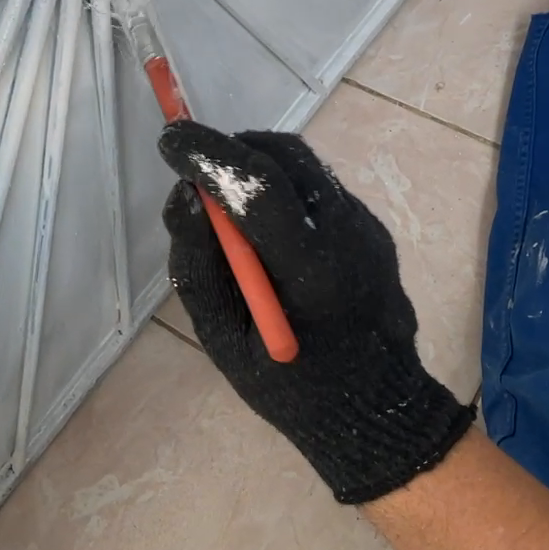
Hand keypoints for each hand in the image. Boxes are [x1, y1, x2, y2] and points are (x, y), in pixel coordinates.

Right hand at [158, 120, 471, 503]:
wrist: (378, 409)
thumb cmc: (291, 388)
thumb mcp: (223, 341)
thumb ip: (198, 267)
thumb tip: (185, 196)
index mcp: (310, 271)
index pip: (256, 187)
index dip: (208, 155)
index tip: (170, 140)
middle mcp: (347, 234)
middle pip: (284, 156)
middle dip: (230, 149)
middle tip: (195, 168)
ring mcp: (366, 227)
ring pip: (304, 163)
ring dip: (257, 162)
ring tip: (227, 200)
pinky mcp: (372, 228)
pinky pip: (319, 186)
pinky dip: (282, 186)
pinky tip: (269, 230)